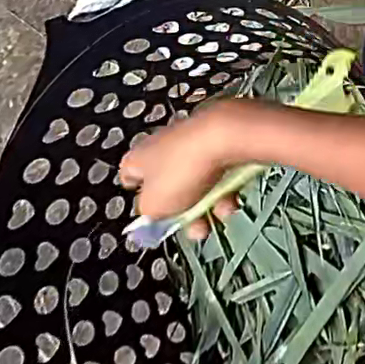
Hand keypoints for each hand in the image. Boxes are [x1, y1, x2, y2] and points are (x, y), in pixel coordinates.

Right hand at [119, 99, 275, 238]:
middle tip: (198, 228)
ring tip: (222, 213)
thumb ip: (149, 214)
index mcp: (140, 157)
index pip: (129, 174)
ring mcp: (195, 141)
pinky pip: (223, 171)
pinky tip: (234, 198)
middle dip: (187, 212)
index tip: (151, 213)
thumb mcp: (155, 205)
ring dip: (212, 204)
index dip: (139, 195)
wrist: (228, 135)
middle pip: (172, 186)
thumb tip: (151, 214)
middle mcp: (165, 144)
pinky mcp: (222, 139)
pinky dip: (229, 187)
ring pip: (201, 182)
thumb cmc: (184, 168)